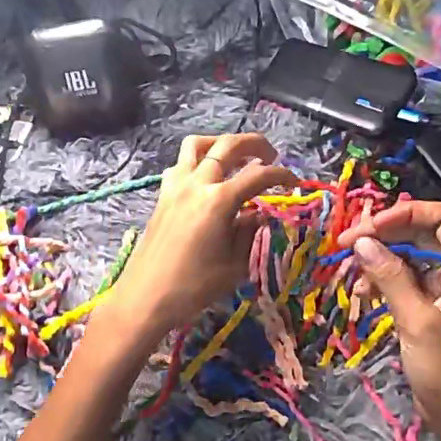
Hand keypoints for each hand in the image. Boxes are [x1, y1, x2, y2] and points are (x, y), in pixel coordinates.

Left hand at [99, 133, 294, 339]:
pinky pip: (179, 164)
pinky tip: (206, 178)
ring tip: (235, 156)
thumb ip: (250, 232)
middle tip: (271, 155)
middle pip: (228, 145)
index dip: (281, 174)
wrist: (145, 297)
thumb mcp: (235, 264)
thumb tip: (259, 213)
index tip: (294, 182)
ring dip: (220, 143)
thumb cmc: (194, 286)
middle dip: (254, 144)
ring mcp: (175, 186)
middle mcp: (196, 184)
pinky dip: (197, 161)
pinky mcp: (162, 195)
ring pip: (197, 145)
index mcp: (219, 200)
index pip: (258, 175)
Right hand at [339, 201, 440, 440]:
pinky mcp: (434, 309)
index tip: (366, 228)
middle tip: (346, 245)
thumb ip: (391, 278)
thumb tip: (361, 241)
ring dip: (381, 259)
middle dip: (385, 235)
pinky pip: (407, 282)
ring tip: (352, 274)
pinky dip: (384, 282)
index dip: (404, 214)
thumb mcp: (419, 324)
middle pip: (424, 234)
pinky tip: (364, 293)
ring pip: (412, 257)